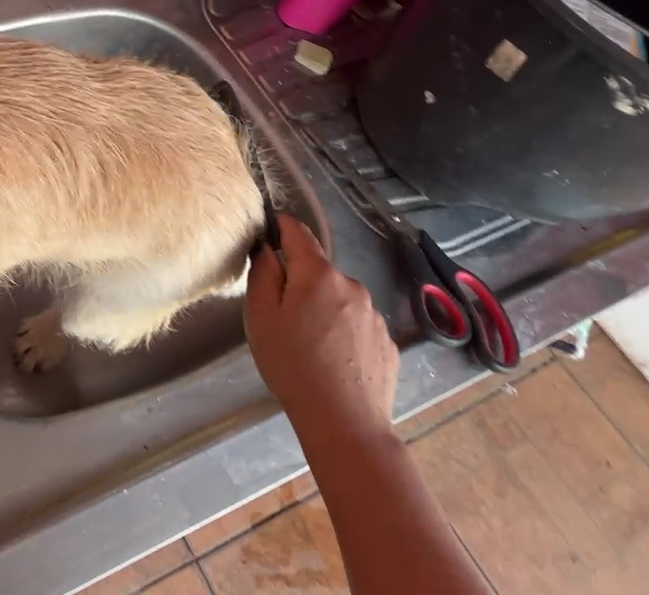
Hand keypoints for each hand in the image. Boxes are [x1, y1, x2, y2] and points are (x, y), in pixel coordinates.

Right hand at [244, 215, 397, 445]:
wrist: (345, 422)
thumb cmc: (291, 364)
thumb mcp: (260, 315)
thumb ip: (262, 273)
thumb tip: (267, 247)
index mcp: (319, 275)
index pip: (299, 232)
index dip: (281, 226)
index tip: (267, 229)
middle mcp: (352, 286)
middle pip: (318, 271)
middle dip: (299, 280)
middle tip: (279, 312)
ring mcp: (374, 316)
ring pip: (338, 298)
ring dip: (321, 308)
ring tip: (306, 342)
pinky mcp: (388, 344)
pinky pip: (355, 324)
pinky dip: (341, 331)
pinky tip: (330, 359)